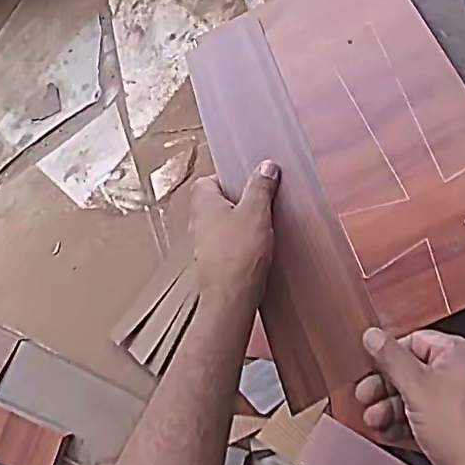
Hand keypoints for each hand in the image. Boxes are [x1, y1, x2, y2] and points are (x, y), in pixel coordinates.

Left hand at [190, 161, 279, 309]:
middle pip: (220, 200)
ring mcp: (205, 242)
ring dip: (244, 222)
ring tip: (264, 225)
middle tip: (262, 202)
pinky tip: (260, 247)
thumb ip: (260, 187)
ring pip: (226, 222)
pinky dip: (243, 241)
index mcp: (203, 202)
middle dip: (242, 201)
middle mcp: (198, 221)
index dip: (231, 178)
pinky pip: (230, 242)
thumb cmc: (237, 255)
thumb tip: (266, 167)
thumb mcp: (256, 212)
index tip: (253, 180)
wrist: (231, 297)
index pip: (211, 178)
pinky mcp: (215, 260)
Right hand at [355, 328, 464, 464]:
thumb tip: (372, 335)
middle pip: (410, 370)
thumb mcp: (417, 386)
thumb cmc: (459, 429)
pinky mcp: (449, 427)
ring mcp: (454, 402)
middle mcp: (459, 374)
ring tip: (373, 419)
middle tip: (364, 394)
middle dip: (384, 387)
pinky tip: (385, 431)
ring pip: (411, 396)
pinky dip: (401, 424)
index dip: (389, 356)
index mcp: (458, 354)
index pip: (414, 342)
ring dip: (388, 408)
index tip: (369, 366)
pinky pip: (418, 417)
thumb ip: (391, 358)